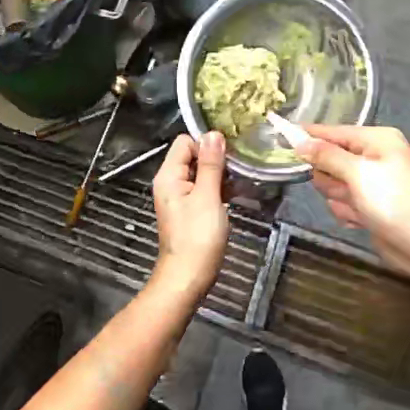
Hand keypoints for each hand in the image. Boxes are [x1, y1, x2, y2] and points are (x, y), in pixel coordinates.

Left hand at [150, 131, 227, 300]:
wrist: (188, 275)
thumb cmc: (197, 236)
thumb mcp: (207, 196)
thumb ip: (210, 164)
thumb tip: (213, 134)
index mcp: (168, 175)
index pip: (185, 142)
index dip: (206, 144)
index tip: (230, 153)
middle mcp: (170, 183)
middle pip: (192, 156)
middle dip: (216, 159)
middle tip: (240, 167)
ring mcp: (179, 197)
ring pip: (200, 174)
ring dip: (219, 175)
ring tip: (242, 181)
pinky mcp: (189, 210)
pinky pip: (203, 190)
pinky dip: (218, 189)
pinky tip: (235, 194)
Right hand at [295, 125, 409, 311]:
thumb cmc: (395, 203)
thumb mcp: (358, 174)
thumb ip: (326, 155)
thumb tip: (298, 140)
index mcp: (376, 140)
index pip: (331, 132)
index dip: (306, 136)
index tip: (278, 134)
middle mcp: (373, 156)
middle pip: (327, 159)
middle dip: (330, 178)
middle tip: (346, 189)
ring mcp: (371, 182)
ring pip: (331, 184)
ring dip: (339, 199)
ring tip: (359, 208)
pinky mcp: (368, 204)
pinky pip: (341, 202)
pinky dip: (347, 212)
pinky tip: (363, 220)